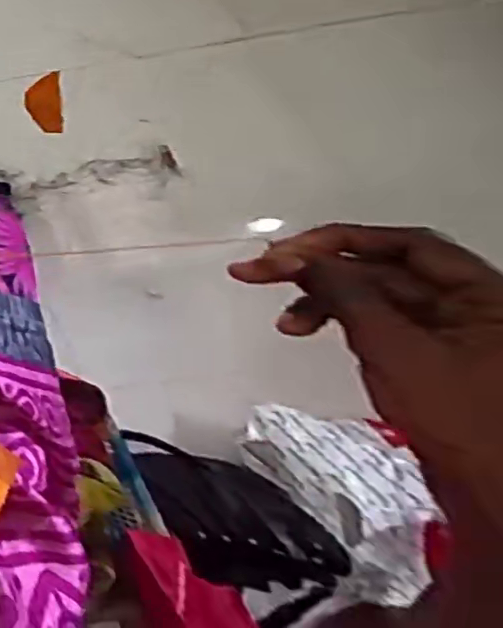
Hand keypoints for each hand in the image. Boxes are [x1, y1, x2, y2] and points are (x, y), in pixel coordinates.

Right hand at [229, 225, 502, 534]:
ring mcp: (457, 334)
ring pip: (375, 295)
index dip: (340, 241)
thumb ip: (348, 295)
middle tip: (256, 272)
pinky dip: (338, 319)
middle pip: (384, 269)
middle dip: (317, 270)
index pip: (407, 245)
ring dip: (320, 297)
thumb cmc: (463, 420)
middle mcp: (477, 309)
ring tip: (283, 318)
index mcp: (488, 300)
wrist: (498, 492)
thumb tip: (304, 259)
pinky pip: (380, 320)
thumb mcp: (395, 348)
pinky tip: (307, 329)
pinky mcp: (435, 355)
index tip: (283, 252)